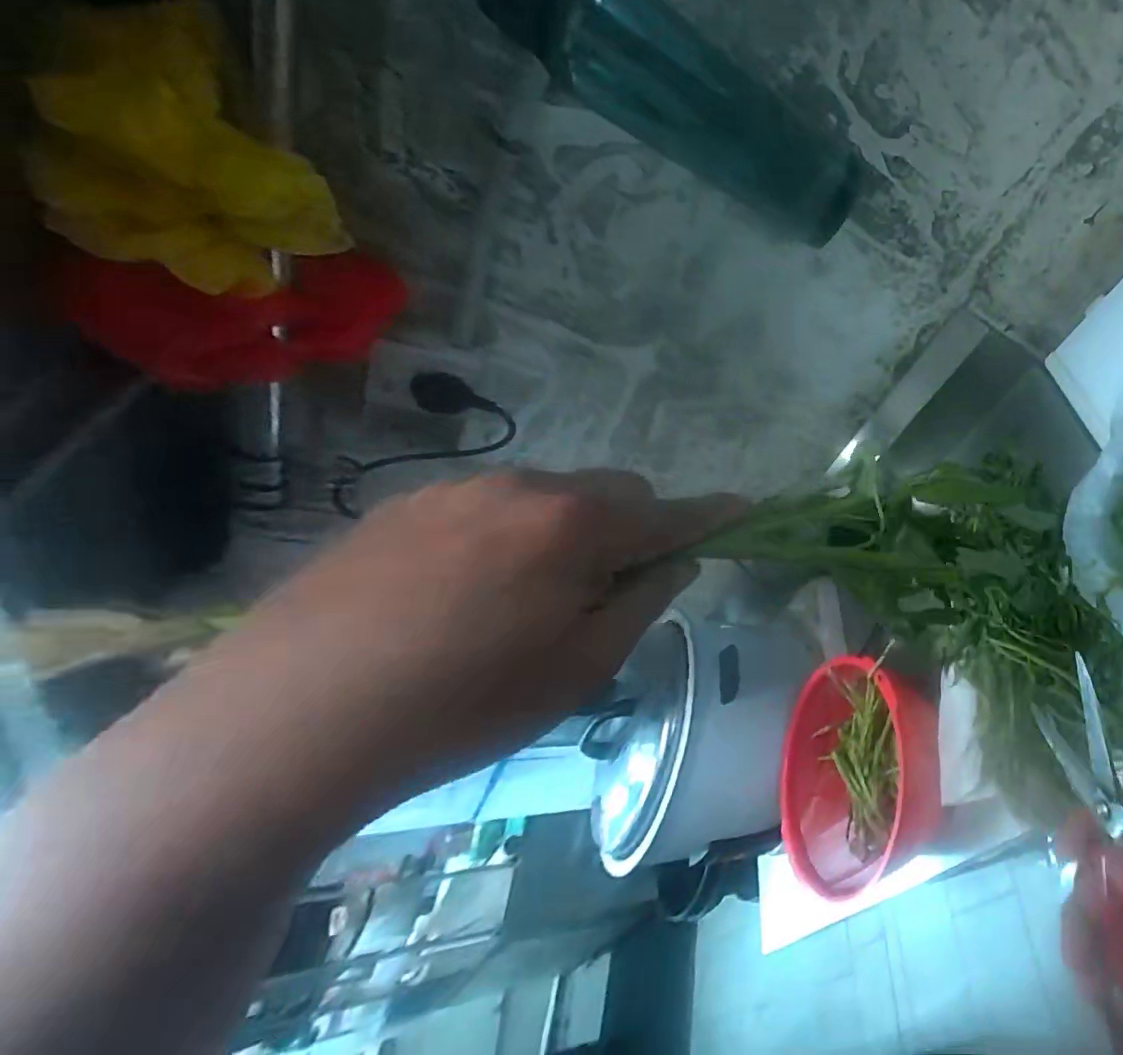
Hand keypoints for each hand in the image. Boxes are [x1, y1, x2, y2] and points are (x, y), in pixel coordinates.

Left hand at [163, 469, 737, 810]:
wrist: (282, 728)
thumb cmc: (466, 705)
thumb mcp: (583, 666)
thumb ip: (642, 601)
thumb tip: (670, 562)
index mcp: (577, 525)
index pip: (670, 513)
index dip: (714, 514)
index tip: (746, 510)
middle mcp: (523, 488)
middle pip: (613, 492)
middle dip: (635, 527)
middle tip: (616, 588)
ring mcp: (455, 491)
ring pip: (550, 496)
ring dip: (572, 530)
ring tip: (534, 598)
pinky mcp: (399, 507)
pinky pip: (491, 506)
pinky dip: (515, 534)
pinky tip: (471, 592)